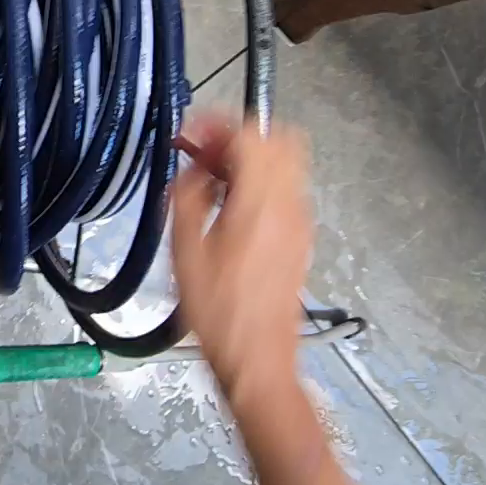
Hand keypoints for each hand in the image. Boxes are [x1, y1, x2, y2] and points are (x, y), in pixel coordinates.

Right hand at [171, 114, 314, 404]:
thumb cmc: (217, 309)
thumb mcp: (184, 248)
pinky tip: (228, 204)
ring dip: (249, 156)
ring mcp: (300, 222)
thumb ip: (187, 195)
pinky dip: (259, 180)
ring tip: (212, 176)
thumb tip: (191, 171)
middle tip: (205, 151)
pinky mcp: (299, 238)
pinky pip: (285, 188)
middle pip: (280, 139)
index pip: (252, 134)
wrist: (257, 360)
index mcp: (260, 204)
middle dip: (238, 134)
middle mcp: (289, 206)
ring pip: (286, 161)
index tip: (190, 135)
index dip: (217, 124)